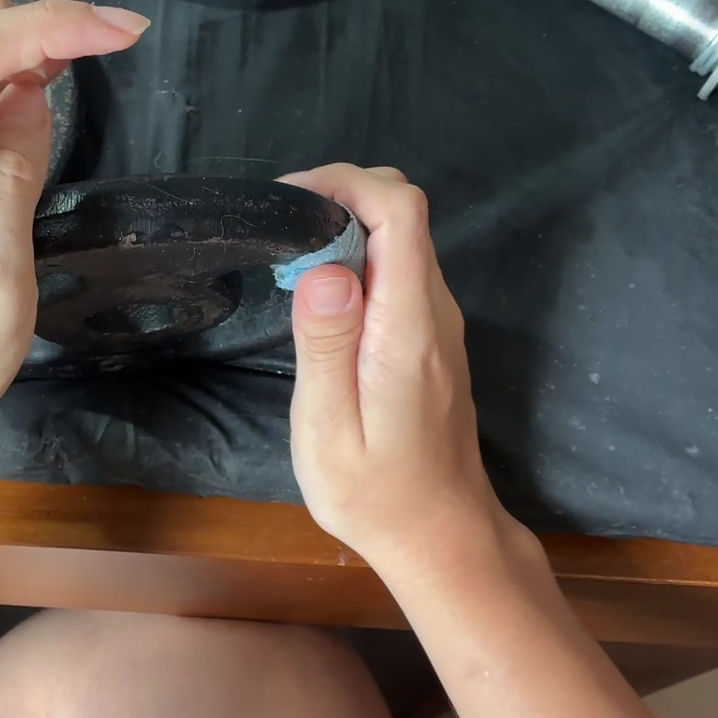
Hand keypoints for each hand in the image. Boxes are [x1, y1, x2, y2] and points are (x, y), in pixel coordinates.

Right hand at [281, 165, 509, 565]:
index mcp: (408, 326)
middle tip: (278, 224)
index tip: (287, 197)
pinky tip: (319, 290)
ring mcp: (439, 324)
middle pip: (405, 213)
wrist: (439, 534)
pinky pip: (400, 270)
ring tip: (286, 253)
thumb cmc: (373, 492)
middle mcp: (435, 311)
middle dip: (342, 194)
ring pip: (404, 239)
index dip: (345, 183)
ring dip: (347, 225)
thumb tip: (323, 268)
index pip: (399, 212)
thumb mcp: (329, 427)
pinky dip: (358, 256)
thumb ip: (327, 346)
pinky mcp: (431, 339)